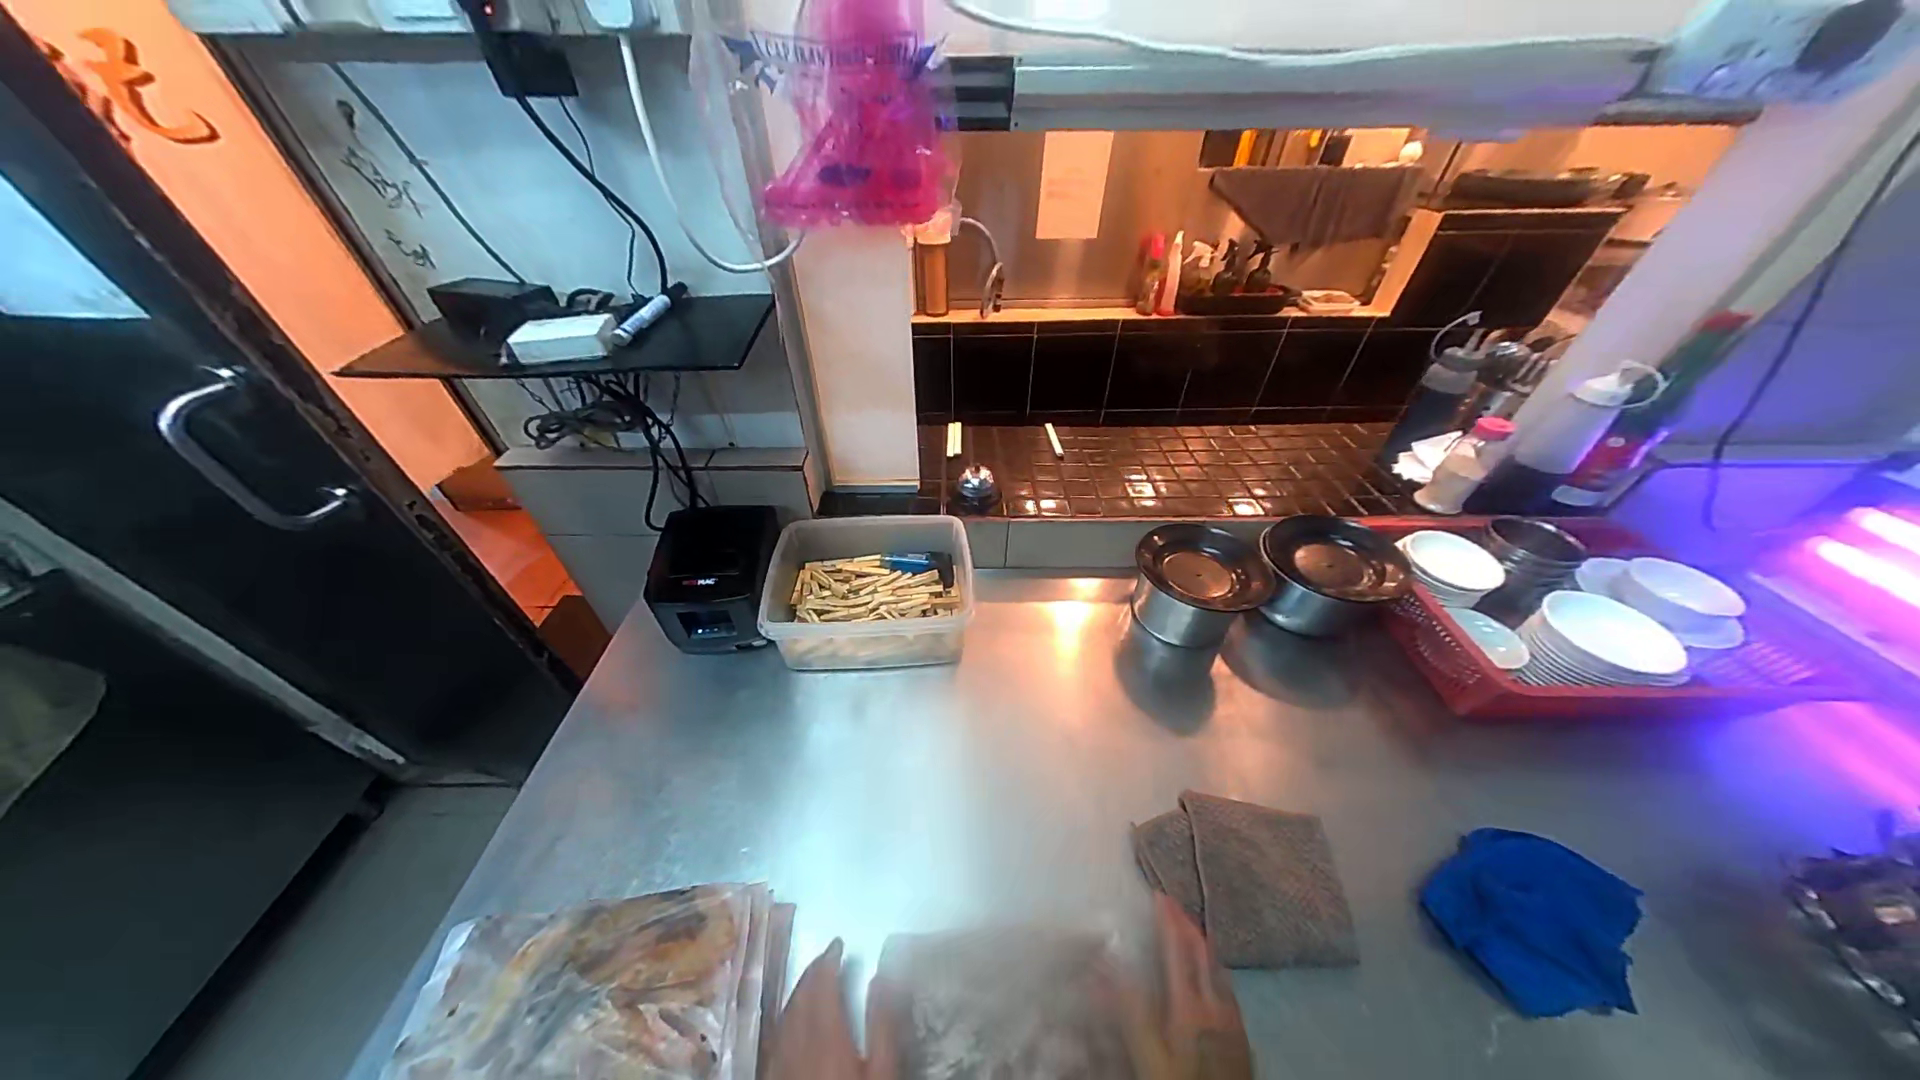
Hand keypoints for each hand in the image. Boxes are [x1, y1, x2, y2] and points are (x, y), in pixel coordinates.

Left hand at [766, 939, 899, 1079]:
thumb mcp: (882, 1070)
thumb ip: (881, 1021)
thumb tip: (881, 974)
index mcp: (827, 1034)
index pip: (822, 985)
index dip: (828, 959)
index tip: (838, 943)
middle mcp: (797, 1043)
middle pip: (801, 996)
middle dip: (813, 971)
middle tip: (827, 956)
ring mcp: (781, 1063)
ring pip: (785, 1015)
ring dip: (799, 990)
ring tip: (812, 980)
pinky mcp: (773, 1079)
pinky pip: (777, 1036)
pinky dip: (788, 1016)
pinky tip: (794, 1019)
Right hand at [1110, 895, 1252, 1079]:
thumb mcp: (1148, 1055)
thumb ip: (1129, 1010)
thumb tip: (1104, 964)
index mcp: (1189, 1003)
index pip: (1178, 950)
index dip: (1169, 920)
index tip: (1159, 895)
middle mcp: (1215, 1003)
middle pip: (1203, 953)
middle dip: (1187, 925)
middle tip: (1173, 904)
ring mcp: (1232, 1019)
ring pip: (1218, 968)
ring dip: (1203, 943)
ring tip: (1191, 930)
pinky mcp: (1242, 1035)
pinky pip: (1226, 987)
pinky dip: (1214, 966)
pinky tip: (1211, 975)